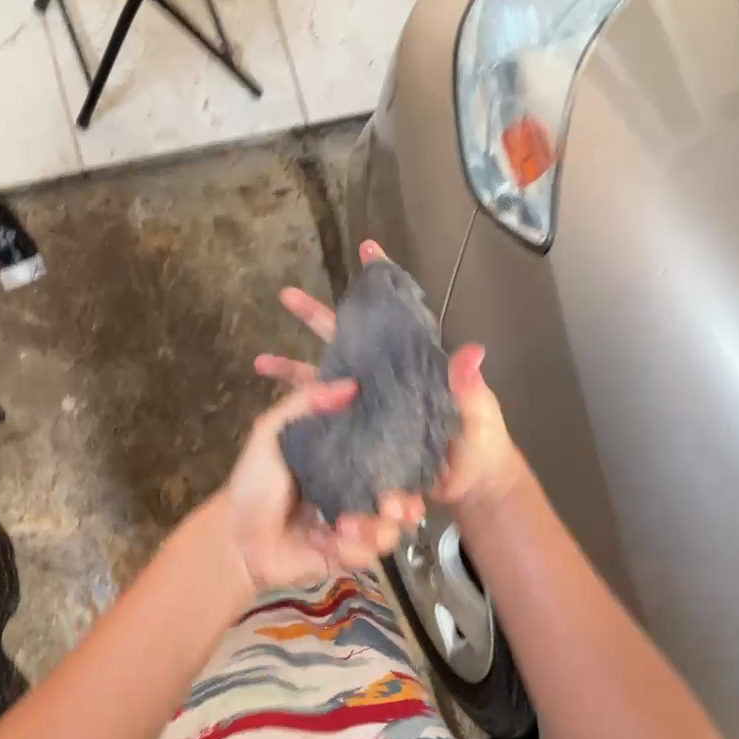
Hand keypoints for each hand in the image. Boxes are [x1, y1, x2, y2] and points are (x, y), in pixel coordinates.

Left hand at [211, 377, 422, 593]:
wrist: (236, 538)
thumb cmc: (253, 483)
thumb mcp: (272, 433)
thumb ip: (305, 403)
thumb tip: (351, 385)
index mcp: (346, 459)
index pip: (388, 454)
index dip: (405, 458)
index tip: (414, 458)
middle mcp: (358, 490)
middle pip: (402, 496)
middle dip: (405, 502)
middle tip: (392, 505)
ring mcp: (355, 525)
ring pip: (390, 529)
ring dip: (373, 528)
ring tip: (344, 526)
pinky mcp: (348, 554)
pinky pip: (368, 554)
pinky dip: (349, 549)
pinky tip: (324, 543)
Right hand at [259, 240, 524, 515]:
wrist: (470, 490)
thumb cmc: (479, 445)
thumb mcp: (478, 413)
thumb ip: (469, 387)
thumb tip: (472, 351)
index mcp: (410, 367)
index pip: (391, 319)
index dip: (380, 286)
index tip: (367, 248)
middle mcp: (382, 382)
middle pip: (344, 341)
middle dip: (315, 316)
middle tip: (286, 295)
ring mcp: (365, 409)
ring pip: (323, 381)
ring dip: (292, 369)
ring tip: (259, 361)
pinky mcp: (356, 440)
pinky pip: (321, 422)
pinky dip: (297, 415)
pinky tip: (273, 414)